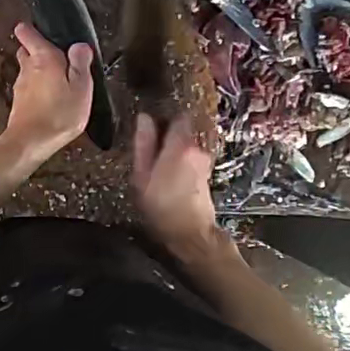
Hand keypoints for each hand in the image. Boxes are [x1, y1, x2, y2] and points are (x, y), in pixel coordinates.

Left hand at [0, 22, 94, 171]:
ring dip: (38, 72)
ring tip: (58, 84)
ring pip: (27, 70)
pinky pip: (28, 88)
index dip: (33, 29)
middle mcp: (27, 67)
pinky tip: (50, 101)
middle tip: (58, 60)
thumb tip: (79, 45)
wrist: (31, 143)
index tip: (45, 33)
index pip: (26, 32)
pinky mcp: (18, 103)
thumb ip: (80, 64)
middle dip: (37, 51)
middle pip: (27, 50)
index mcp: (43, 57)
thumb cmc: (60, 114)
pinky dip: (37, 90)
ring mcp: (20, 86)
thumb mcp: (81, 88)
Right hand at [131, 113, 220, 257]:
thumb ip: (144, 144)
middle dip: (168, 136)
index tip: (152, 125)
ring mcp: (205, 161)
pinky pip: (191, 159)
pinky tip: (170, 177)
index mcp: (180, 144)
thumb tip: (144, 118)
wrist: (191, 235)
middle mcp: (197, 148)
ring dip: (175, 151)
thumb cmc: (161, 206)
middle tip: (150, 149)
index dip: (165, 118)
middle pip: (183, 131)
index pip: (178, 116)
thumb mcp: (142, 176)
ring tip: (158, 166)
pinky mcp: (207, 173)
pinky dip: (182, 162)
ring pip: (187, 146)